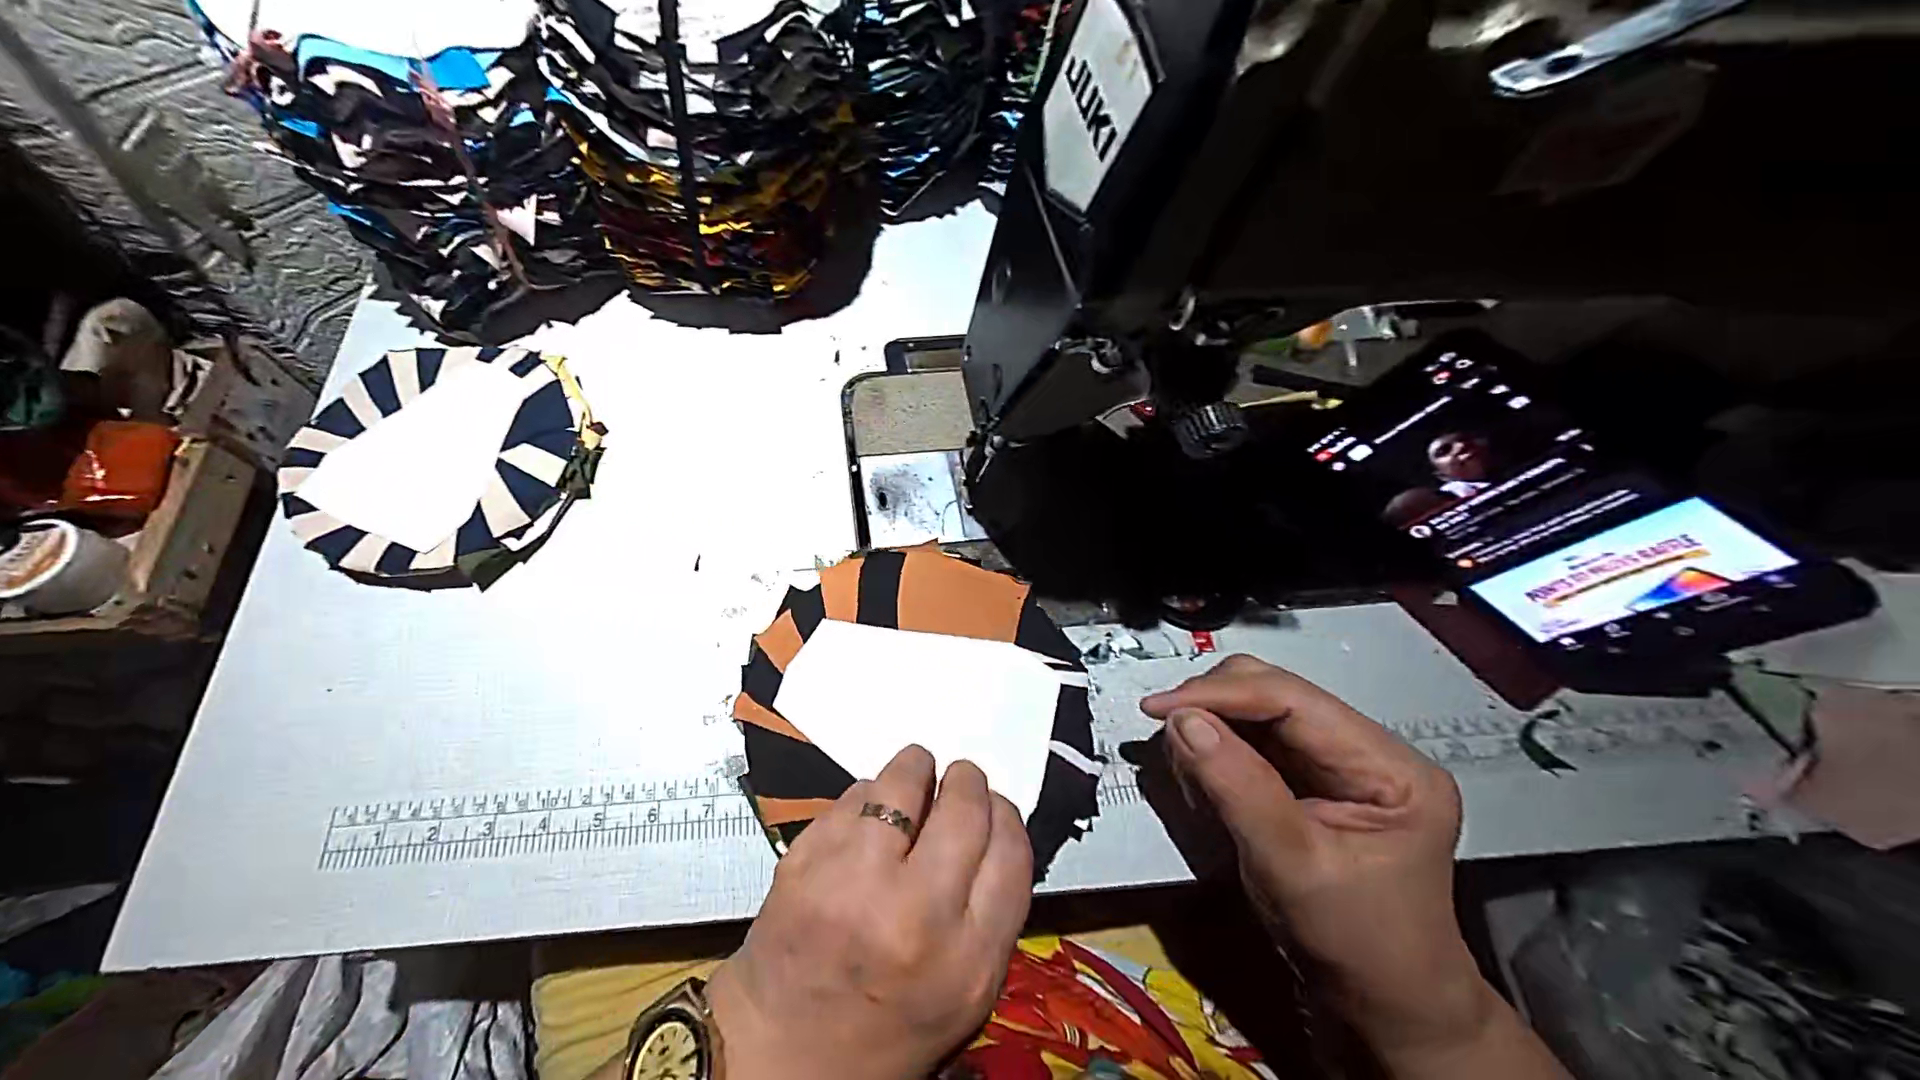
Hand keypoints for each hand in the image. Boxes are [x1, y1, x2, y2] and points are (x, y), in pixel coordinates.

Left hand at [706, 746, 1031, 1079]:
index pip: (1011, 850)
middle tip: (958, 780)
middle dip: (966, 782)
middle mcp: (914, 915)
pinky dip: (869, 796)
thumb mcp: (966, 993)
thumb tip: (992, 824)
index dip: (1005, 816)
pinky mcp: (804, 860)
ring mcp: (852, 882)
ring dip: (916, 769)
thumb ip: (990, 909)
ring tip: (914, 776)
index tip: (994, 808)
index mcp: (967, 959)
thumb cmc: (883, 1032)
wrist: (779, 1057)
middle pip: (965, 808)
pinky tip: (868, 817)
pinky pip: (854, 796)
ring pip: (904, 781)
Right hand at [1141, 655, 1495, 1058]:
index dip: (1219, 695)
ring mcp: (1337, 759)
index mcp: (1389, 765)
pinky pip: (1250, 739)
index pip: (1292, 698)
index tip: (1158, 709)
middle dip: (1212, 708)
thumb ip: (1237, 788)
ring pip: (1255, 710)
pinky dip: (1216, 751)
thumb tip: (1181, 721)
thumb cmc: (1356, 944)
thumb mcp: (1292, 867)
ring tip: (1191, 778)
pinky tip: (1204, 782)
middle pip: (1272, 691)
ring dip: (1210, 730)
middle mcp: (1365, 747)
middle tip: (1169, 737)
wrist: (1383, 1004)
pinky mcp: (1309, 775)